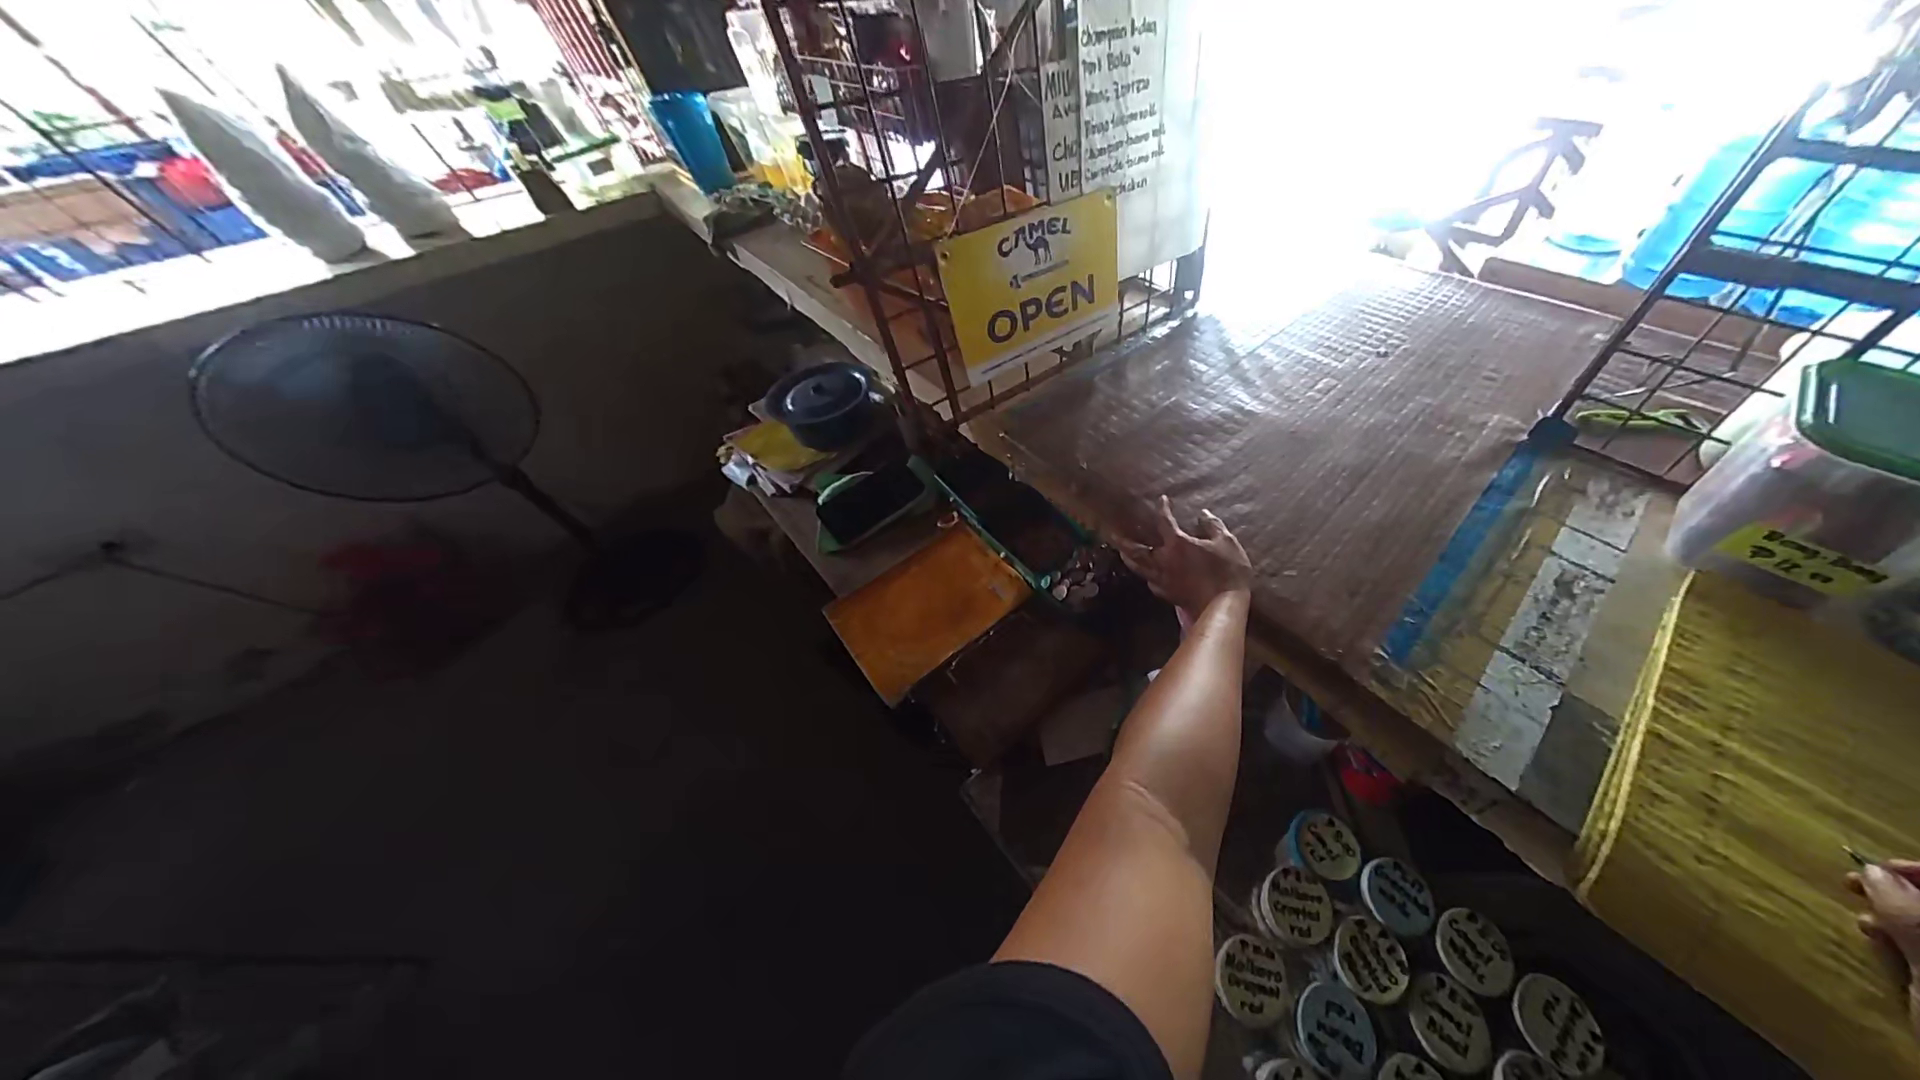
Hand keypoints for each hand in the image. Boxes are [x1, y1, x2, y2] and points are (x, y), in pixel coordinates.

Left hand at [1117, 496, 1251, 619]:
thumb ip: (1213, 526)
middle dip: (1123, 541)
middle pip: (1136, 549)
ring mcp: (1162, 579)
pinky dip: (1146, 576)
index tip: (1162, 500)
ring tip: (1122, 553)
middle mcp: (1163, 560)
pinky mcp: (1166, 594)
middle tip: (1112, 534)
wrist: (1222, 606)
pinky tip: (1147, 575)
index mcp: (1177, 544)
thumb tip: (1203, 514)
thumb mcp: (1226, 543)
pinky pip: (1150, 582)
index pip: (1165, 521)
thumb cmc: (1228, 571)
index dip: (1163, 509)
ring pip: (1138, 567)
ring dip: (1128, 558)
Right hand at [1848, 860, 1919, 1040]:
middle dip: (1900, 893)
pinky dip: (1903, 941)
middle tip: (1853, 887)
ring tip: (1867, 925)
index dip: (1919, 871)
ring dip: (1896, 918)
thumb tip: (1874, 871)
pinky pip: (1919, 947)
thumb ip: (1911, 919)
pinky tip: (1883, 947)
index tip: (1872, 865)